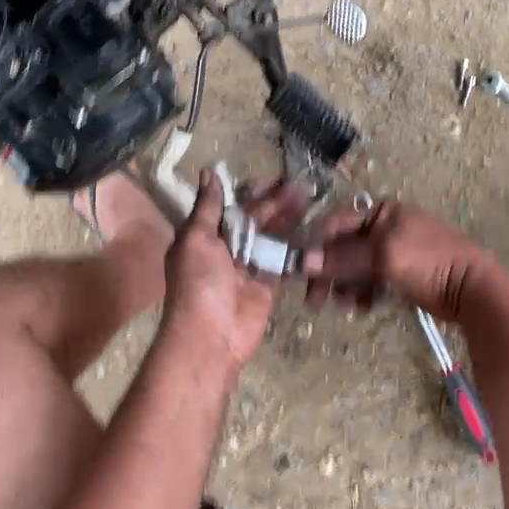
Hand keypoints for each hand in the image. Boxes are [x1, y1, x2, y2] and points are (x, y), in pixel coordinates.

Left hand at [161, 172, 305, 371]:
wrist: (211, 336)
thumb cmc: (199, 283)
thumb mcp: (196, 239)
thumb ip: (207, 207)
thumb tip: (207, 172)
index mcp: (203, 236)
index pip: (227, 207)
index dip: (247, 193)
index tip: (268, 178)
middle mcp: (224, 249)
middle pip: (252, 221)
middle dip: (272, 204)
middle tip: (297, 186)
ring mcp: (247, 267)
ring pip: (269, 238)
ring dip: (286, 220)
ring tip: (307, 202)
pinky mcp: (266, 284)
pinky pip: (281, 261)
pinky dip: (294, 248)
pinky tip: (312, 231)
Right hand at [300, 201, 499, 321]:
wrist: (471, 290)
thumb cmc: (428, 262)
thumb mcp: (384, 256)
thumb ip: (344, 258)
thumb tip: (304, 262)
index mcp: (382, 211)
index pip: (337, 221)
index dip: (316, 243)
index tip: (298, 268)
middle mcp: (383, 226)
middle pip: (342, 246)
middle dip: (328, 271)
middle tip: (313, 299)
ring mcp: (391, 251)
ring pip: (354, 266)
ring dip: (344, 285)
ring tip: (344, 305)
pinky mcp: (397, 274)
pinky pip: (369, 280)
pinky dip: (361, 292)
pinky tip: (362, 306)